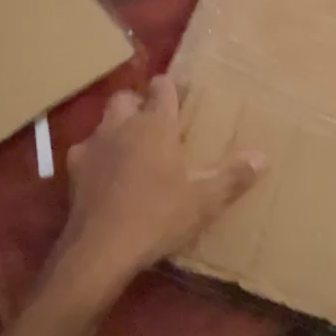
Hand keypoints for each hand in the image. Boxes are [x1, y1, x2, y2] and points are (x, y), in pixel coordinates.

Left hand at [55, 75, 264, 289]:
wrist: (102, 248)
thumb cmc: (158, 216)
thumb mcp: (204, 201)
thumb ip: (233, 177)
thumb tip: (263, 157)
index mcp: (155, 125)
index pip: (162, 87)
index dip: (172, 88)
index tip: (182, 96)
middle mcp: (122, 125)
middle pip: (126, 97)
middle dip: (139, 103)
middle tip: (155, 124)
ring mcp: (93, 146)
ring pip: (103, 122)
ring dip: (116, 128)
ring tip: (131, 149)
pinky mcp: (73, 170)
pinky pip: (85, 151)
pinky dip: (96, 157)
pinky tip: (105, 176)